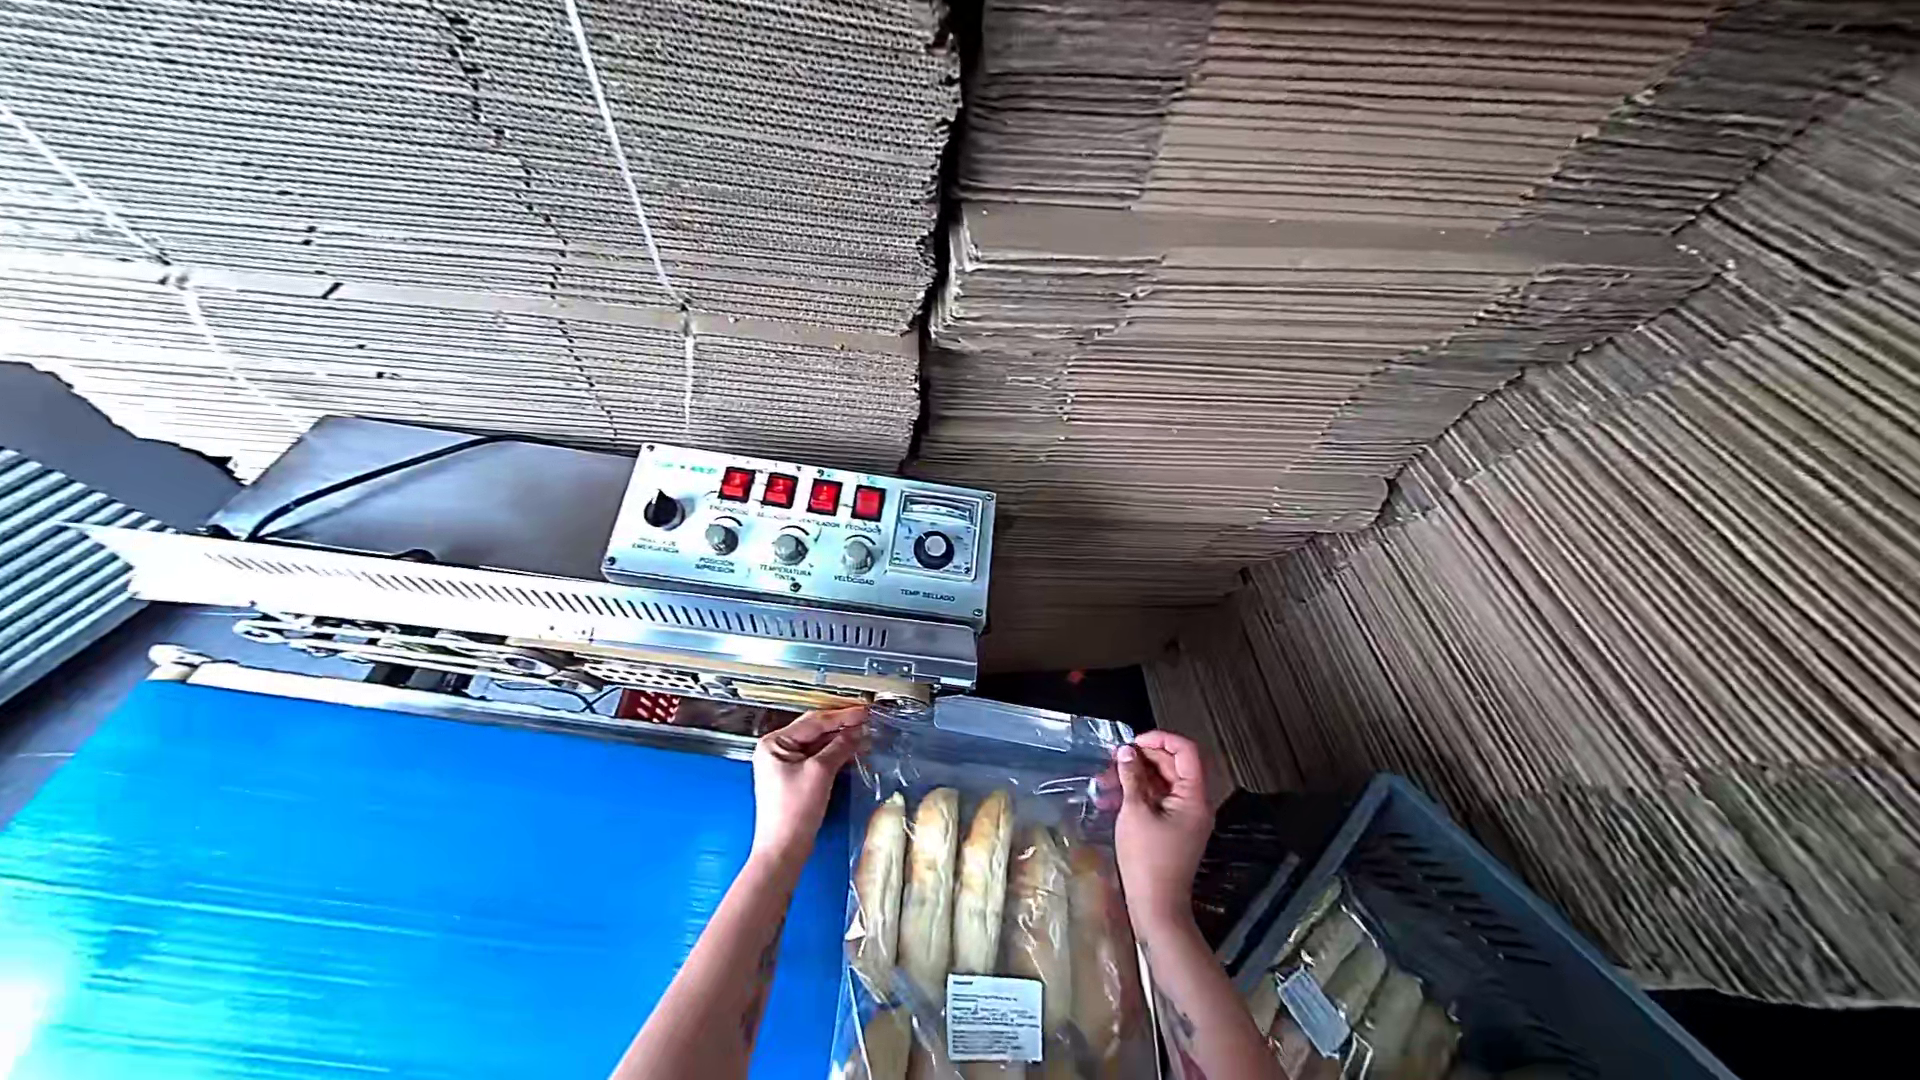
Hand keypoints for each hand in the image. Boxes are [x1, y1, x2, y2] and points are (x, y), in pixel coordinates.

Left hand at [750, 706, 866, 865]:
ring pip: (818, 744)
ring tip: (865, 733)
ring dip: (841, 739)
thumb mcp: (820, 772)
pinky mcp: (795, 777)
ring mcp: (785, 764)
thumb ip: (840, 746)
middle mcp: (776, 749)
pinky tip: (853, 749)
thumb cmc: (794, 810)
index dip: (842, 715)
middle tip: (868, 719)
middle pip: (815, 730)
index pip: (814, 721)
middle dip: (842, 726)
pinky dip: (835, 753)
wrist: (784, 850)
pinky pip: (818, 757)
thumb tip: (859, 731)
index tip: (864, 710)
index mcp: (774, 743)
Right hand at [1112, 730, 1213, 935]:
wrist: (1156, 907)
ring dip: (1135, 775)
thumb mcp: (1135, 812)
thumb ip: (1132, 777)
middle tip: (1114, 757)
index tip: (1134, 742)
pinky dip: (1137, 793)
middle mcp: (1195, 803)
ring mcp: (1184, 816)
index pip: (1186, 751)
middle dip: (1142, 757)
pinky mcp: (1173, 828)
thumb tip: (1127, 752)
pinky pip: (1157, 799)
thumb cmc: (1147, 859)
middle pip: (1173, 765)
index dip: (1160, 739)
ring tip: (1106, 778)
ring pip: (1162, 782)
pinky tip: (1111, 796)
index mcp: (1194, 797)